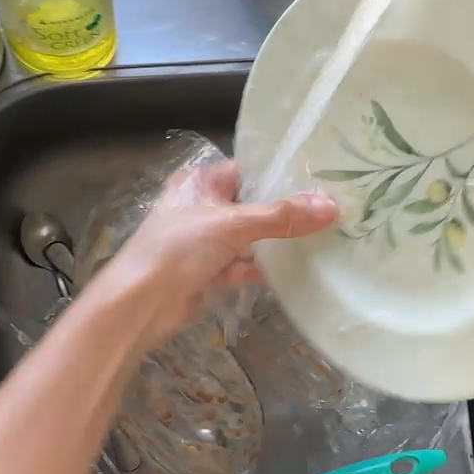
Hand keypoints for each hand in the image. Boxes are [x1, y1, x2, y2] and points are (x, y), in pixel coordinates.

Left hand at [98, 160, 336, 347]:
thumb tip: (332, 206)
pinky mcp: (208, 271)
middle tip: (328, 211)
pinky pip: (242, 265)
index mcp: (200, 182)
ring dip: (275, 242)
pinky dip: (262, 268)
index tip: (318, 180)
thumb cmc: (180, 248)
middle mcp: (201, 207)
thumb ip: (283, 216)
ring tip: (320, 237)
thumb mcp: (234, 224)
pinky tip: (293, 270)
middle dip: (284, 212)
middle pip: (251, 205)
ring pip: (249, 237)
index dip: (279, 175)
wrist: (141, 303)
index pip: (247, 170)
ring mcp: (204, 241)